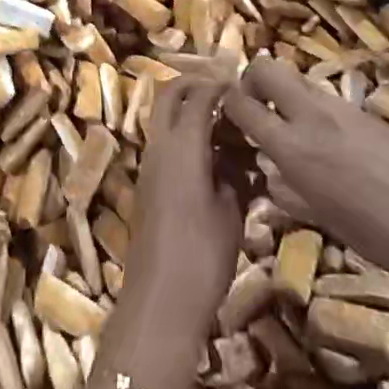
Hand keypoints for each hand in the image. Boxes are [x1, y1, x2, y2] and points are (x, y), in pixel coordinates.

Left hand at [125, 79, 245, 335]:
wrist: (159, 304)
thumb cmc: (202, 255)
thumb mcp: (232, 212)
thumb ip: (235, 176)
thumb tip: (238, 159)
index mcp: (181, 146)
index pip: (198, 96)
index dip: (219, 85)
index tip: (242, 84)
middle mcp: (158, 148)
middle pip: (168, 96)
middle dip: (193, 85)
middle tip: (224, 93)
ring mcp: (147, 168)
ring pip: (163, 121)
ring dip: (187, 113)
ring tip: (226, 128)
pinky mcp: (146, 188)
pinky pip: (163, 147)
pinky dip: (183, 139)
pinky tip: (212, 161)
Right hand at [224, 60, 388, 283]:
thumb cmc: (383, 237)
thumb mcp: (325, 221)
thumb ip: (291, 191)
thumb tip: (273, 174)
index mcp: (293, 147)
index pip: (242, 104)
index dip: (227, 105)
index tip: (224, 118)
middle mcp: (312, 115)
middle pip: (267, 66)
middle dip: (251, 79)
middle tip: (254, 109)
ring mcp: (343, 108)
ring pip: (298, 79)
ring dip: (284, 94)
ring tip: (289, 130)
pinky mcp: (367, 112)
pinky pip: (326, 98)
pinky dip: (313, 108)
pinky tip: (328, 144)